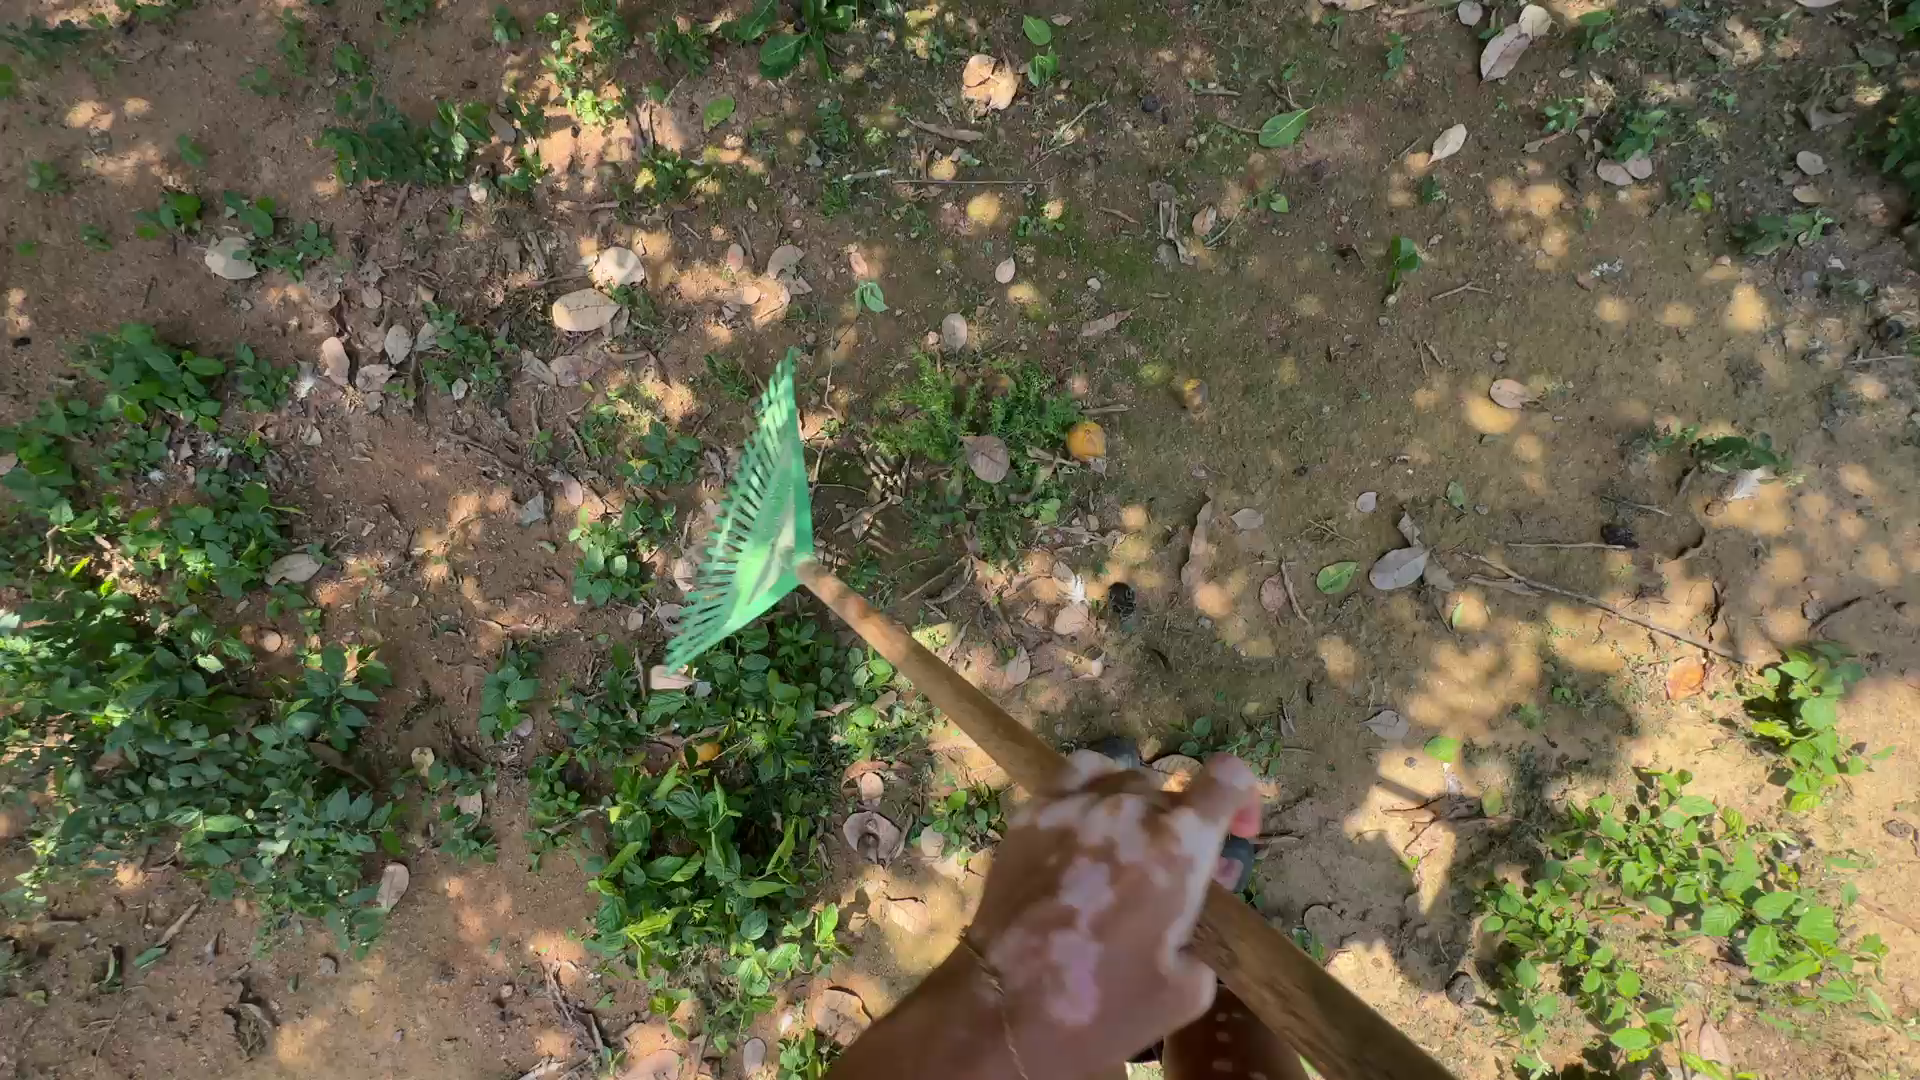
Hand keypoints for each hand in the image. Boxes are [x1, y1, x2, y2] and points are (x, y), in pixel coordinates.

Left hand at [959, 750, 1260, 1076]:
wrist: (1008, 1004)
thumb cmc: (1105, 1007)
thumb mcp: (1187, 984)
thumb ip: (1204, 918)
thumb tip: (1200, 882)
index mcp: (1179, 846)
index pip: (1227, 777)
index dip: (1241, 795)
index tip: (1234, 828)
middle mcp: (1130, 807)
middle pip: (1172, 791)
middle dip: (1183, 826)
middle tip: (1170, 872)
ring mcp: (1077, 801)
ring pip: (1126, 778)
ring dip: (1138, 806)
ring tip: (1126, 848)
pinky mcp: (1036, 806)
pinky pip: (1078, 774)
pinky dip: (1095, 787)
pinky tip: (1090, 818)